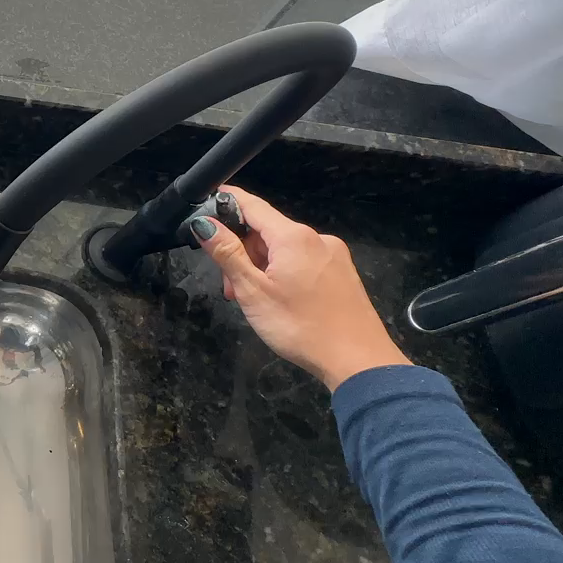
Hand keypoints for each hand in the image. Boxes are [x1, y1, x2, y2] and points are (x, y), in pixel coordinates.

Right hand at [191, 186, 409, 390]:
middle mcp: (316, 239)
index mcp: (293, 237)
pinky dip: (279, 273)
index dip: (226, 201)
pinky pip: (300, 261)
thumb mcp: (252, 290)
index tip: (203, 202)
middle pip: (266, 231)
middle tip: (228, 286)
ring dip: (258, 266)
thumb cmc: (299, 325)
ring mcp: (332, 255)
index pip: (253, 206)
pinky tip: (276, 299)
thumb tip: (203, 224)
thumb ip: (227, 253)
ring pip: (282, 249)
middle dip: (240, 251)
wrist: (358, 361)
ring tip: (251, 300)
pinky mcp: (340, 273)